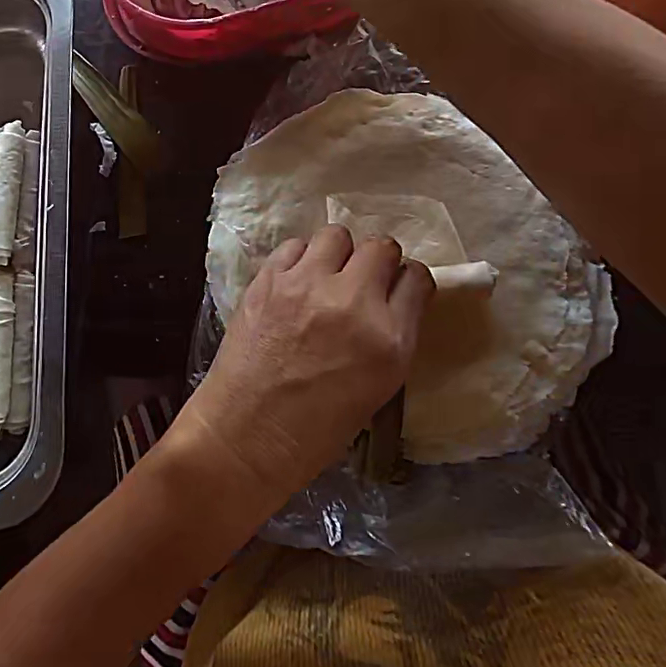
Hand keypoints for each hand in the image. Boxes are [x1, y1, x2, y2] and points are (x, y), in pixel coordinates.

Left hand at [162, 225, 433, 509]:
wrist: (248, 431)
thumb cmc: (317, 427)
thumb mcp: (379, 386)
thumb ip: (390, 335)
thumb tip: (387, 301)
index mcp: (390, 338)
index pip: (417, 279)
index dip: (407, 280)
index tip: (397, 287)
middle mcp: (352, 302)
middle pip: (381, 248)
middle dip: (378, 261)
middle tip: (362, 280)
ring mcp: (305, 285)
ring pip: (336, 235)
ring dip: (338, 253)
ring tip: (326, 276)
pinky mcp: (267, 280)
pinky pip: (294, 246)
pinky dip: (300, 259)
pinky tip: (295, 282)